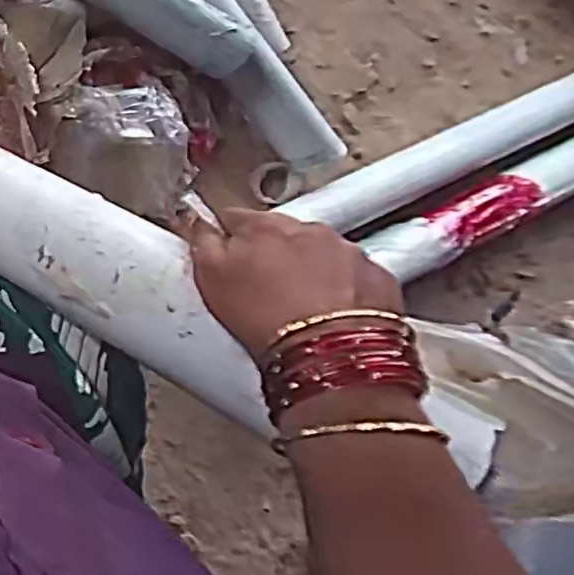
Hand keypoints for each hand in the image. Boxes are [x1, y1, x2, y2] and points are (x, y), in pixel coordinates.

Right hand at [174, 208, 403, 357]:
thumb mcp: (210, 277)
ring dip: (308, 268)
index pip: (233, 216)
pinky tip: (329, 312)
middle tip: (261, 289)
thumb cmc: (266, 319)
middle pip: (280, 232)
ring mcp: (347, 251)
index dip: (226, 237)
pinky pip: (355, 275)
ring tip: (297, 306)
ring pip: (319, 251)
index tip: (226, 259)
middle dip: (271, 252)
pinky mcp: (378, 277)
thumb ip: (200, 239)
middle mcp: (308, 229)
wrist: (330, 358)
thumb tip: (194, 219)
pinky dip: (344, 287)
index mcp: (262, 225)